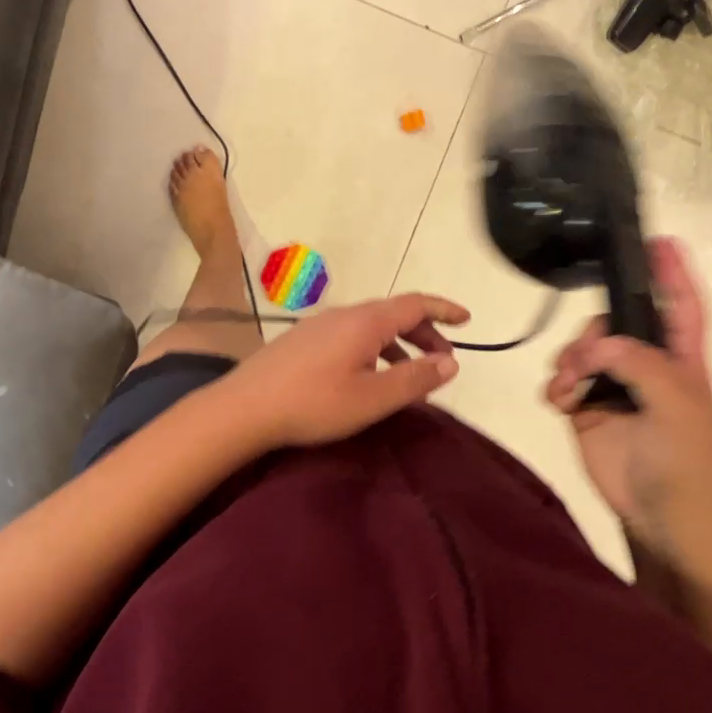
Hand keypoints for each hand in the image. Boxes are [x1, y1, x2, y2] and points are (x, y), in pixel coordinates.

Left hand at [219, 293, 469, 449]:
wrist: (244, 408)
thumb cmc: (313, 404)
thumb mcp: (372, 399)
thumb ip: (414, 379)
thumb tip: (451, 362)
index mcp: (365, 322)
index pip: (415, 303)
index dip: (444, 310)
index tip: (467, 321)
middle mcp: (342, 315)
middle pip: (393, 313)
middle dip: (423, 333)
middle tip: (441, 362)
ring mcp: (317, 326)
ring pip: (369, 327)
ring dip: (396, 345)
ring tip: (407, 376)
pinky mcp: (300, 342)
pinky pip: (348, 336)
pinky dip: (372, 350)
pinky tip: (365, 378)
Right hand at [546, 239, 711, 556]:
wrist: (656, 510)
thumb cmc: (681, 456)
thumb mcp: (674, 402)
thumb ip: (639, 362)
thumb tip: (596, 343)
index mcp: (681, 359)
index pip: (681, 305)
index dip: (673, 273)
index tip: (658, 241)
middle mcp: (646, 366)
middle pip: (616, 322)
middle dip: (595, 330)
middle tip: (587, 355)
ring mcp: (612, 387)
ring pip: (581, 349)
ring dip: (570, 361)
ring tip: (570, 385)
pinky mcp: (583, 409)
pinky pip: (560, 382)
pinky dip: (556, 387)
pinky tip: (559, 402)